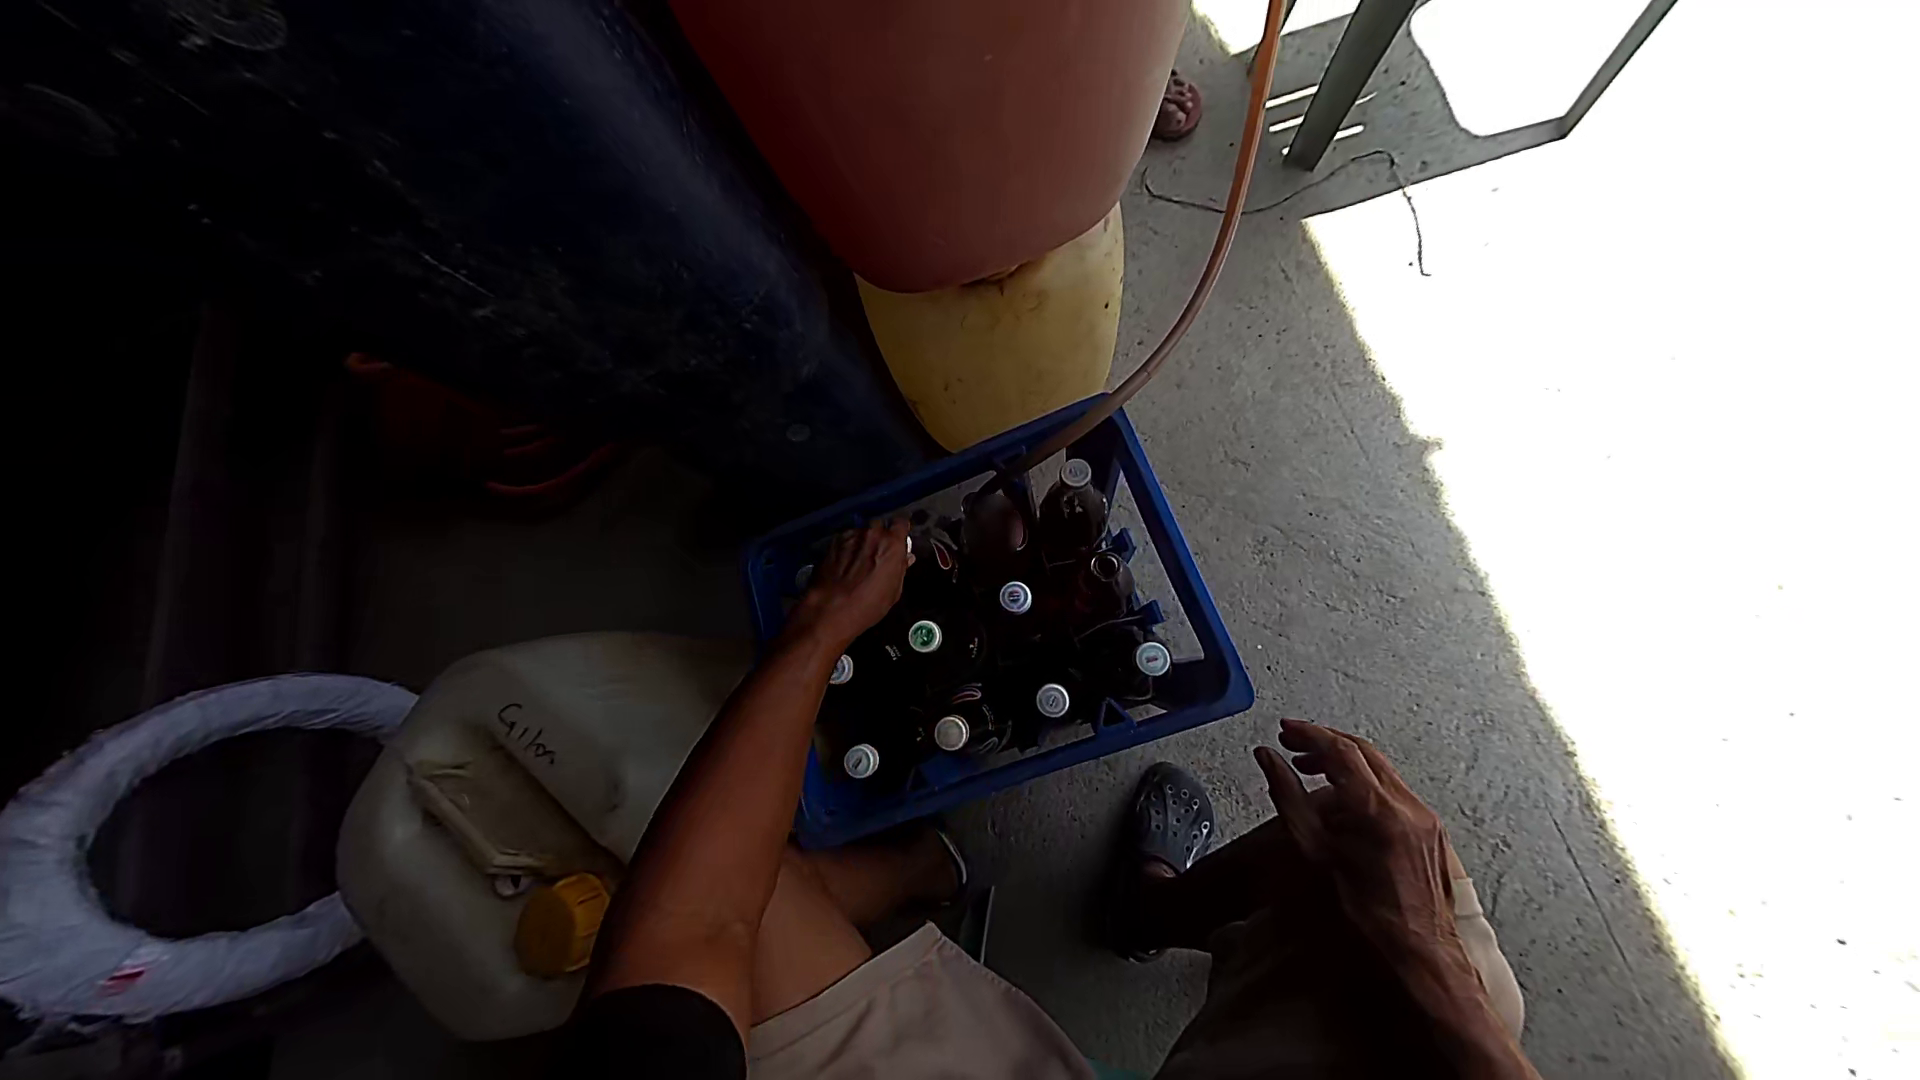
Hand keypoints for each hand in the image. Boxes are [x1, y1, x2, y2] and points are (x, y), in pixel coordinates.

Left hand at [783, 520, 909, 652]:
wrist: (831, 609)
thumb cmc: (868, 604)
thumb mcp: (894, 591)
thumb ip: (901, 568)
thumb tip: (905, 558)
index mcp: (892, 543)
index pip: (901, 523)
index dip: (900, 531)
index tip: (899, 540)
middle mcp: (872, 533)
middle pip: (879, 525)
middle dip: (880, 536)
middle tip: (878, 553)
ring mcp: (851, 535)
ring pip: (861, 532)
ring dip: (862, 542)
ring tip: (858, 561)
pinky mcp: (833, 542)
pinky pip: (845, 539)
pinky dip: (847, 547)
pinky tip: (844, 563)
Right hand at [1254, 720, 1466, 969]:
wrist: (1419, 952)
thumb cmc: (1364, 909)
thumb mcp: (1312, 848)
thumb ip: (1287, 795)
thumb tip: (1267, 758)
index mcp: (1377, 810)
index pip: (1340, 750)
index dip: (1308, 733)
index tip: (1285, 729)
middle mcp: (1407, 806)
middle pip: (1362, 750)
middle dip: (1323, 740)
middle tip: (1291, 741)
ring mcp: (1423, 816)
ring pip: (1378, 765)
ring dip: (1341, 758)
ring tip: (1309, 766)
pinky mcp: (1429, 828)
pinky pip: (1391, 786)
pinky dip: (1360, 777)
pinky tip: (1339, 794)